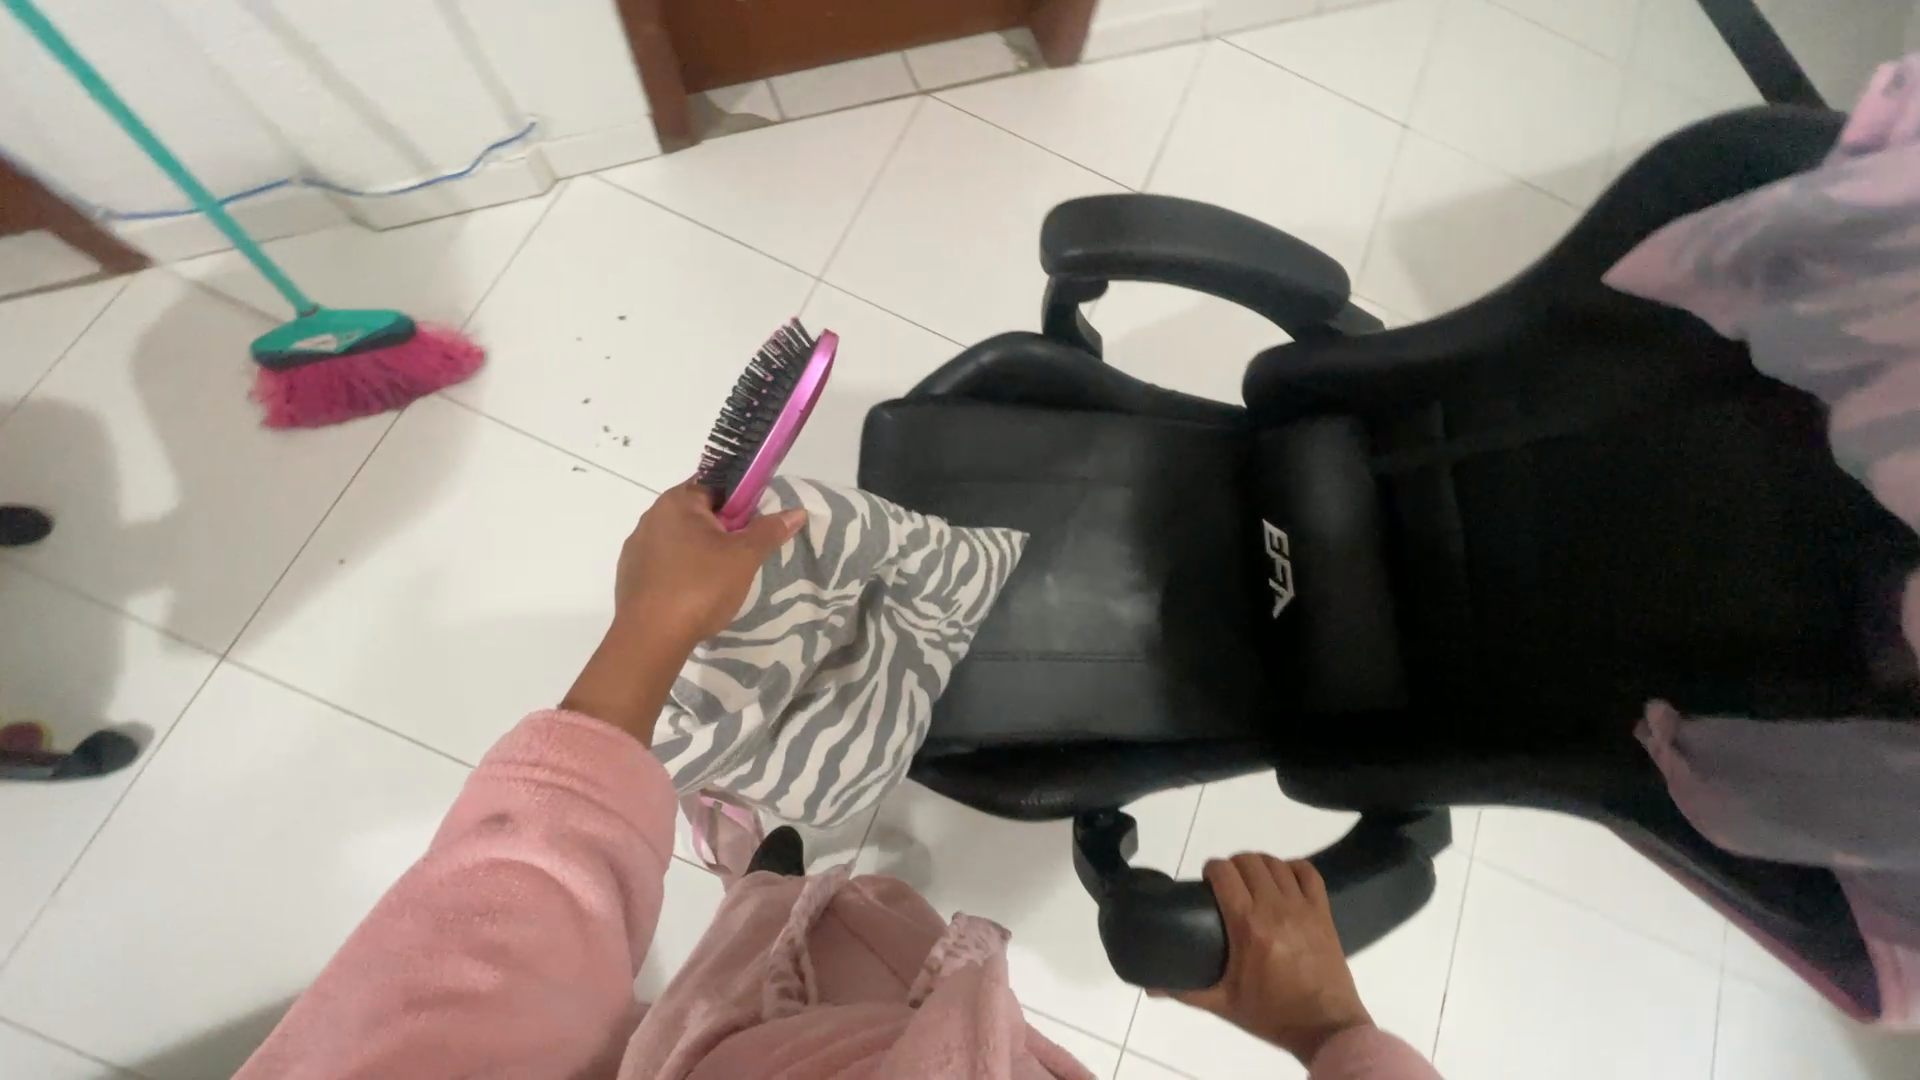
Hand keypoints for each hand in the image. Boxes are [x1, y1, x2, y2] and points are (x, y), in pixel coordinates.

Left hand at [614, 480, 806, 650]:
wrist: (651, 637)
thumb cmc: (701, 586)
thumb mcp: (744, 557)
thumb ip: (769, 531)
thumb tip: (796, 512)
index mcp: (678, 502)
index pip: (716, 484)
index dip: (741, 499)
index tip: (756, 523)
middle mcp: (652, 516)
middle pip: (699, 512)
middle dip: (724, 528)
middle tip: (745, 554)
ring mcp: (637, 547)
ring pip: (682, 539)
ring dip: (703, 550)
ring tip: (722, 578)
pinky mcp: (631, 575)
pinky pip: (666, 563)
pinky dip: (684, 571)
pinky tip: (696, 593)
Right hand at [1171, 854, 1373, 1065]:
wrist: (1327, 1031)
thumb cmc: (1272, 1015)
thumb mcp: (1224, 1004)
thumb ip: (1185, 991)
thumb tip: (1149, 987)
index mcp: (1247, 925)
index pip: (1223, 872)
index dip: (1210, 870)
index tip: (1207, 884)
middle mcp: (1274, 909)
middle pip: (1247, 861)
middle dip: (1233, 867)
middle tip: (1228, 886)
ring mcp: (1302, 908)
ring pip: (1275, 863)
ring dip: (1259, 866)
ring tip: (1253, 883)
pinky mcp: (1323, 913)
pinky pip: (1308, 872)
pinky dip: (1293, 869)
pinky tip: (1284, 881)